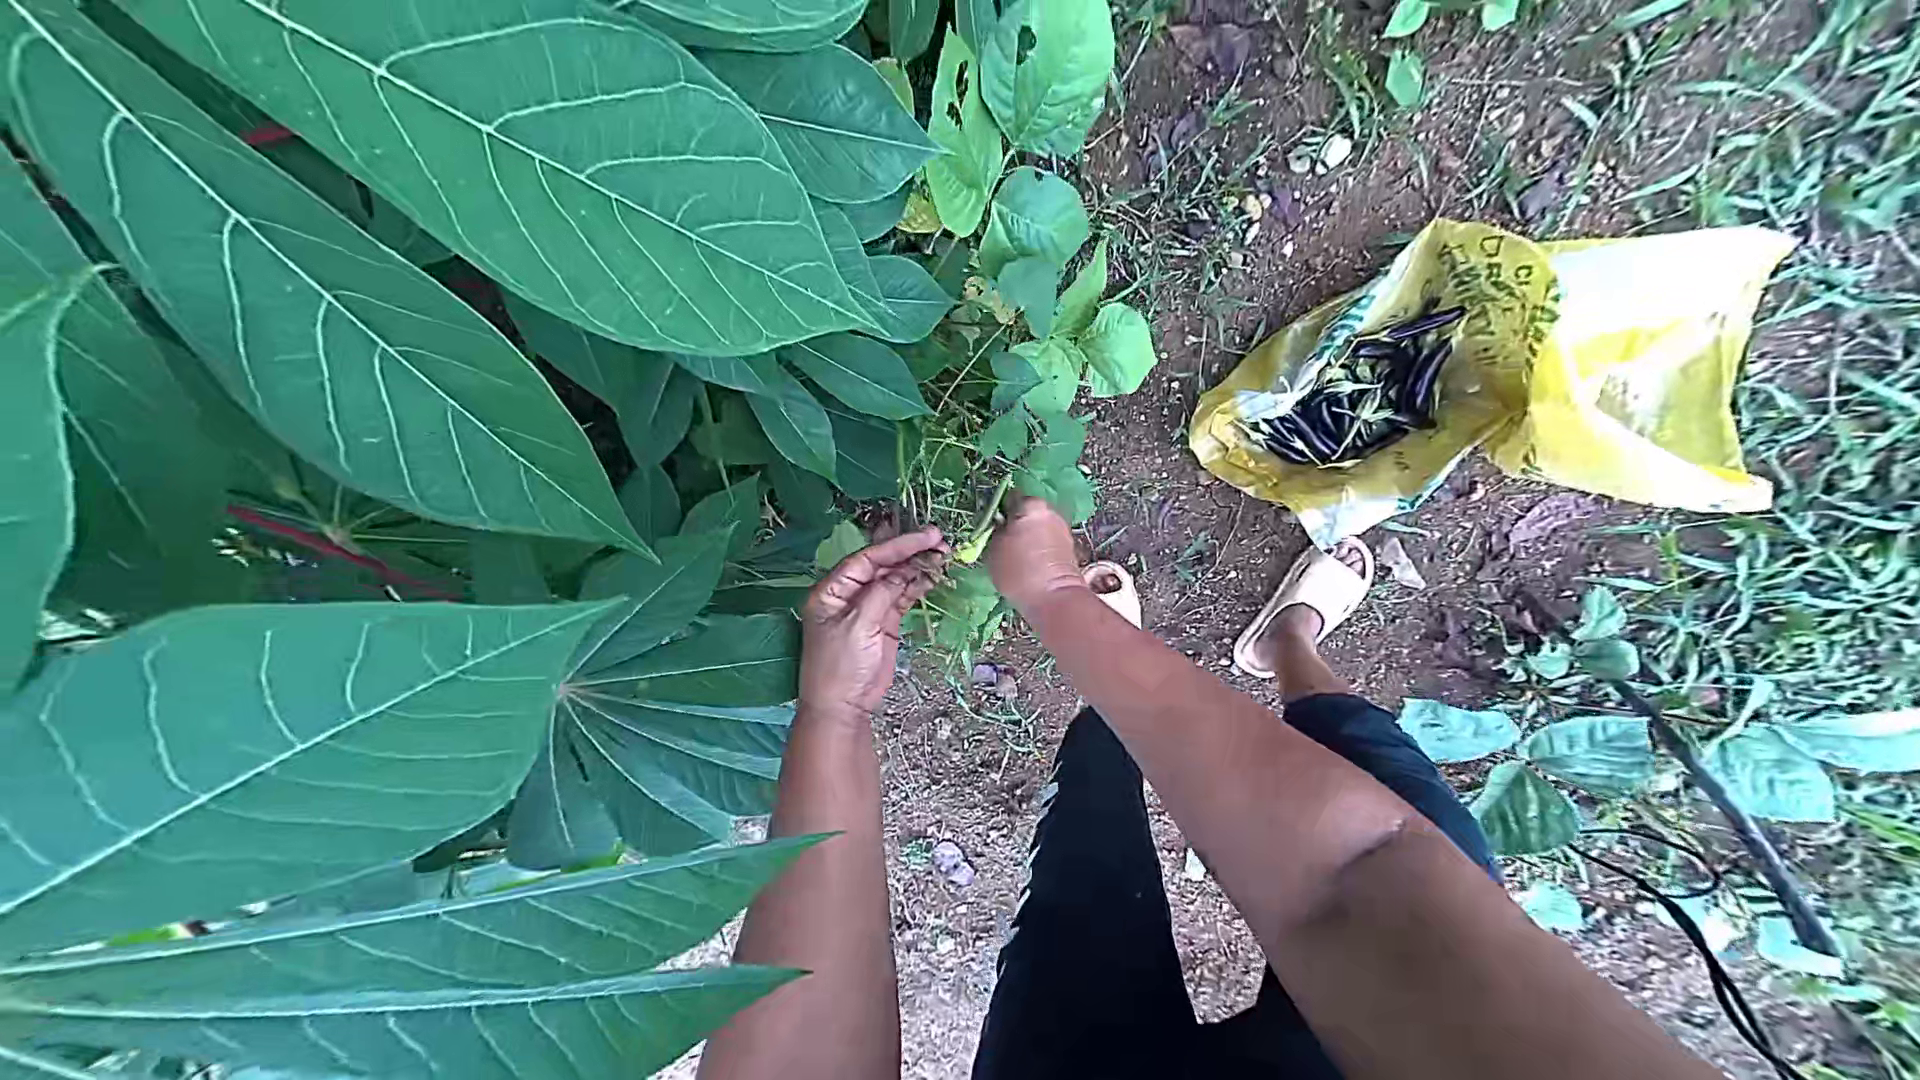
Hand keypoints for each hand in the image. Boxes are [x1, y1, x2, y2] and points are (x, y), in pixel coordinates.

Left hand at [799, 527, 947, 720]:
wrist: (844, 707)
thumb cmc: (840, 666)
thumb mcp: (858, 626)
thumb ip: (880, 594)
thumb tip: (903, 572)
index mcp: (832, 589)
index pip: (866, 558)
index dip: (896, 546)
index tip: (924, 536)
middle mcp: (850, 593)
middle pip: (882, 565)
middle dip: (910, 553)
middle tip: (940, 542)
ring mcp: (868, 607)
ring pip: (895, 579)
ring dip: (918, 568)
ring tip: (943, 556)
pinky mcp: (883, 622)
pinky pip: (902, 597)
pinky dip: (918, 586)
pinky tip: (934, 576)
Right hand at [985, 495, 1084, 609]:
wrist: (1053, 598)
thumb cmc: (1018, 569)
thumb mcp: (993, 547)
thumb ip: (995, 530)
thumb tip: (1000, 525)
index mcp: (1031, 505)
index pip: (1010, 497)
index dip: (998, 512)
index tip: (992, 526)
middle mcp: (1050, 511)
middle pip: (1027, 512)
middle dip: (1016, 524)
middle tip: (1002, 542)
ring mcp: (1062, 529)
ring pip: (1038, 528)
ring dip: (1028, 537)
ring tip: (1015, 556)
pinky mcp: (1069, 548)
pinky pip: (1047, 542)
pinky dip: (1038, 549)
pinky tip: (1029, 564)